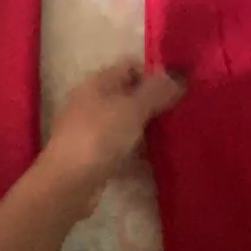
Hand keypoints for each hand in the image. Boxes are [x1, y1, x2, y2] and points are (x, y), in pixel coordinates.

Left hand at [36, 60, 184, 205]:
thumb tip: (177, 76)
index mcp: (98, 83)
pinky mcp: (94, 156)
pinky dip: (137, 152)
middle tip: (181, 114)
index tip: (179, 89)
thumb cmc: (99, 137)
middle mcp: (92, 102)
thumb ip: (156, 92)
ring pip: (126, 123)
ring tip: (175, 137)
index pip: (130, 66)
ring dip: (147, 129)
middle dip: (154, 104)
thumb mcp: (132, 109)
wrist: (68, 183)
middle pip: (128, 96)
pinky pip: (121, 147)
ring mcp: (91, 130)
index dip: (154, 74)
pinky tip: (157, 160)